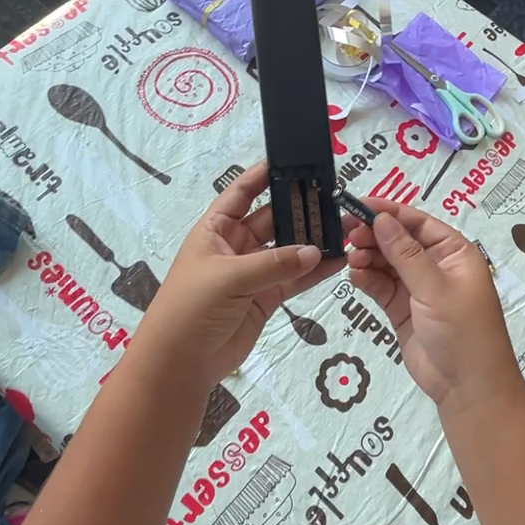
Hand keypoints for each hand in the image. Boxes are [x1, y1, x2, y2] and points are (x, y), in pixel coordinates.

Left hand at [134, 161, 343, 392]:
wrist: (180, 364)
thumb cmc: (191, 307)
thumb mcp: (228, 277)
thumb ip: (274, 263)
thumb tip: (314, 250)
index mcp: (215, 229)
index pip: (241, 192)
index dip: (263, 175)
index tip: (293, 159)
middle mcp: (236, 245)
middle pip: (273, 218)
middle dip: (300, 209)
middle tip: (333, 198)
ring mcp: (253, 272)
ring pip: (288, 249)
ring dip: (313, 240)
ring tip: (345, 228)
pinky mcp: (266, 297)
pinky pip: (295, 278)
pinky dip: (315, 270)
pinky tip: (338, 259)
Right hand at [345, 200, 524, 415]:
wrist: (468, 389)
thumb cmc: (463, 331)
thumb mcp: (435, 288)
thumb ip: (405, 254)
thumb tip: (381, 219)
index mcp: (453, 252)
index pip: (418, 222)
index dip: (389, 212)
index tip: (358, 205)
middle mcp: (435, 265)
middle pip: (398, 240)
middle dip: (373, 235)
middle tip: (345, 233)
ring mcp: (417, 288)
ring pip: (386, 263)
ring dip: (368, 257)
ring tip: (350, 258)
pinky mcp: (402, 309)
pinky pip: (381, 286)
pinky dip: (367, 279)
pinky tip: (354, 275)